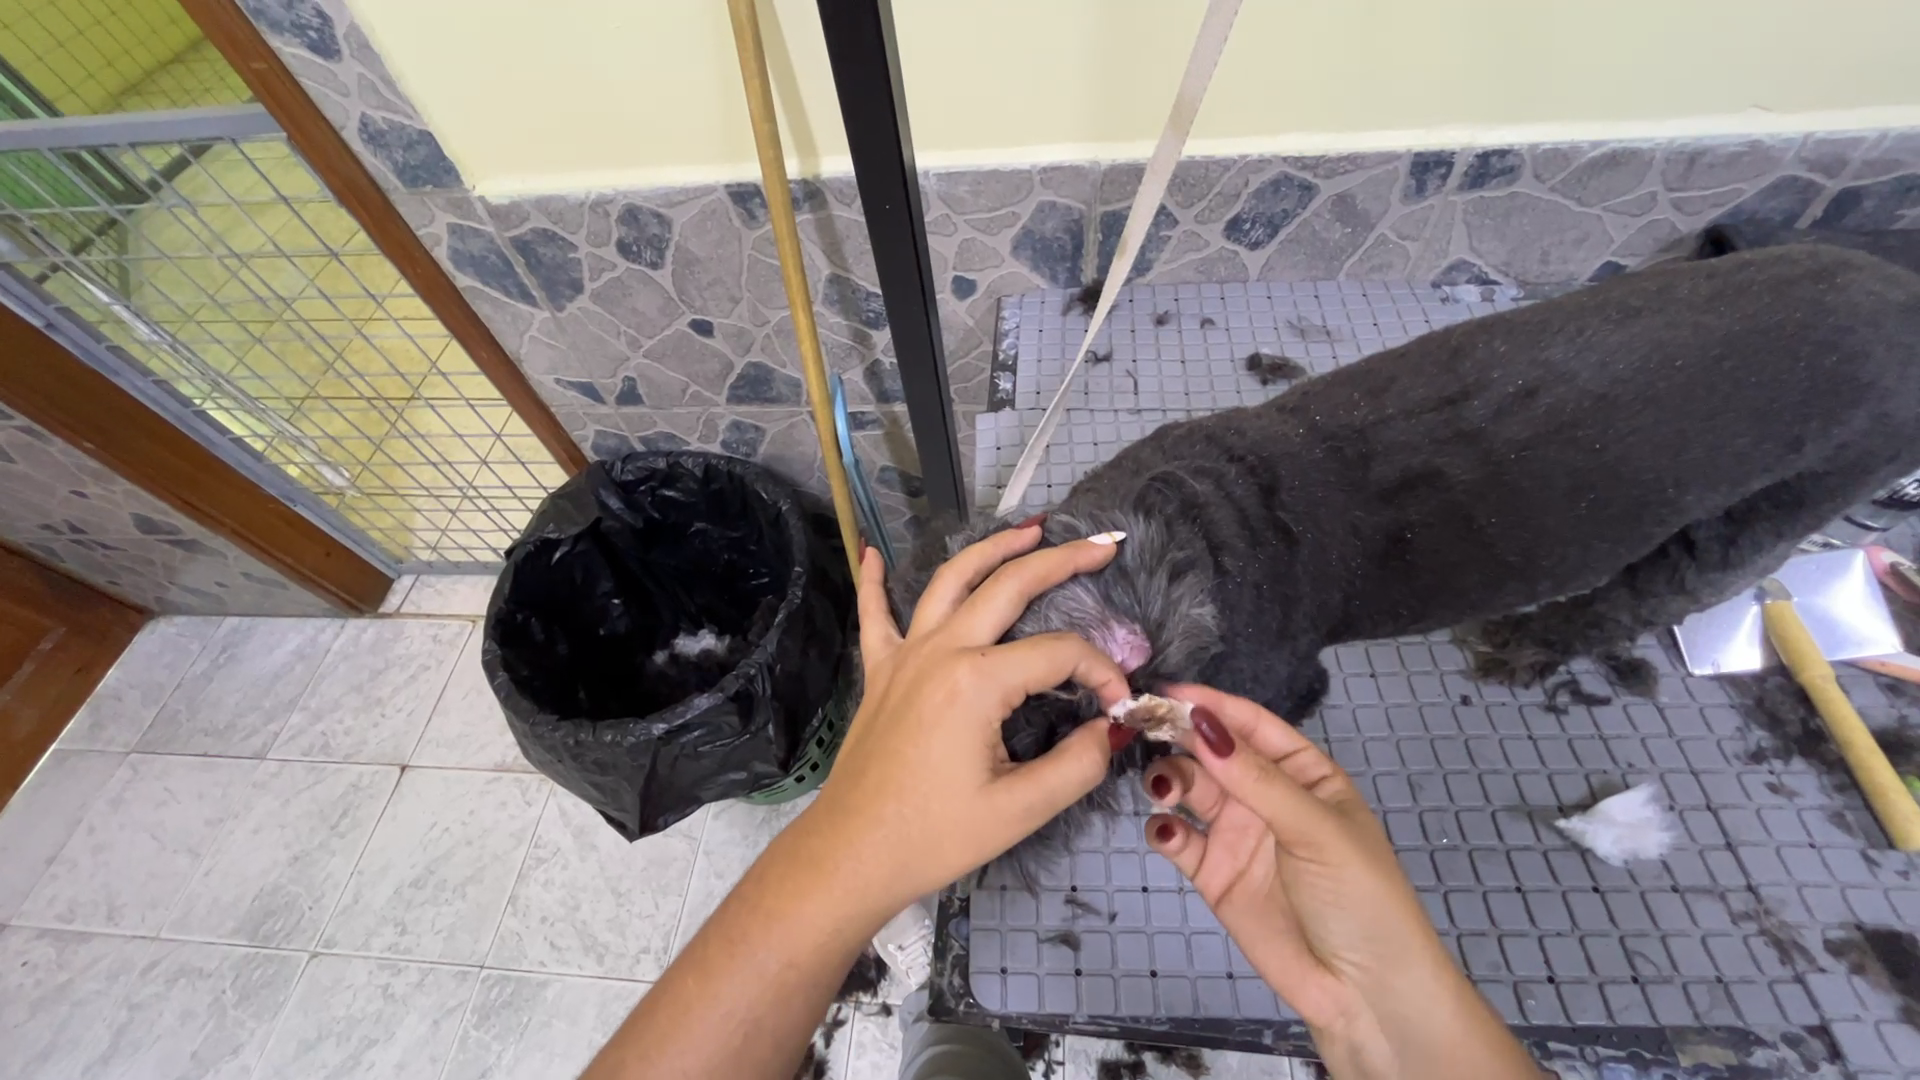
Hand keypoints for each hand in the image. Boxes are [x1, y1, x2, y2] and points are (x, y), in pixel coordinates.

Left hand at [803, 524, 1131, 916]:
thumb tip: (1113, 728)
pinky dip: (874, 580)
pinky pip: (874, 613)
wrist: (851, 853)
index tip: (1120, 706)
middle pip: (1009, 586)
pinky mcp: (879, 669)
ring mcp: (904, 654)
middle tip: (1102, 545)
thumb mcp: (1020, 811)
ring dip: (992, 549)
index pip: (1059, 655)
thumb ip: (1078, 765)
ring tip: (1030, 529)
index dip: (1100, 672)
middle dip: (1061, 560)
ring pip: (950, 580)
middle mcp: (941, 650)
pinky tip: (873, 550)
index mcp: (977, 682)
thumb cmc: (934, 836)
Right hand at [1142, 685, 1536, 1078]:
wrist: (1364, 994)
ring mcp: (1235, 832)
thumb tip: (1201, 723)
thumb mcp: (1315, 829)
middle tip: (1143, 730)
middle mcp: (1263, 795)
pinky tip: (1168, 833)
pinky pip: (1176, 837)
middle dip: (1178, 738)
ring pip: (1188, 787)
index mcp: (1301, 773)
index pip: (1250, 725)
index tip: (1166, 694)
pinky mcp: (1212, 871)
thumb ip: (1256, 778)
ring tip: (1161, 787)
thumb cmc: (1359, 896)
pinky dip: (1163, 828)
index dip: (1210, 706)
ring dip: (1168, 779)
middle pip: (1210, 752)